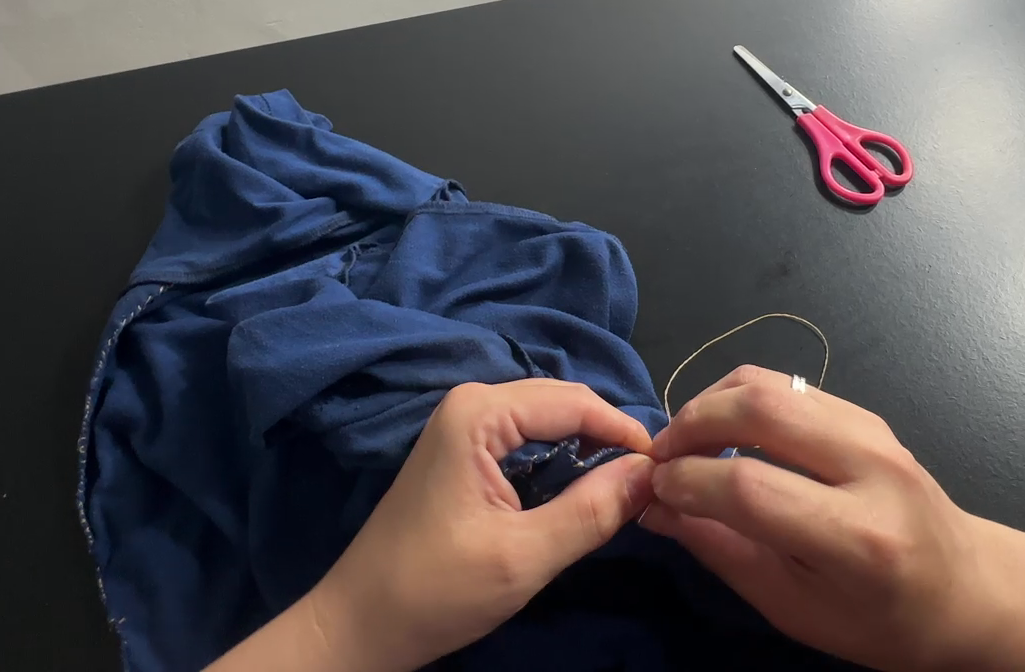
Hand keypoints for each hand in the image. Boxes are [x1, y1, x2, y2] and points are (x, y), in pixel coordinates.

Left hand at [284, 379, 656, 671]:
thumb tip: (650, 473)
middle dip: (607, 434)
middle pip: (561, 402)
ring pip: (548, 418)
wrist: (359, 624)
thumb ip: (591, 510)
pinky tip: (581, 484)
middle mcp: (473, 401)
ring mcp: (466, 421)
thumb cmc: (435, 590)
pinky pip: (528, 436)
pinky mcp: (465, 445)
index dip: (623, 430)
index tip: (665, 468)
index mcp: (480, 411)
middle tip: (650, 479)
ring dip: (587, 445)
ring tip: (626, 483)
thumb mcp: (522, 558)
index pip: (573, 402)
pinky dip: (561, 455)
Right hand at [640, 365, 997, 671]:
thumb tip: (655, 506)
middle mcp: (870, 467)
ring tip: (685, 437)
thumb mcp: (796, 608)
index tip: (654, 487)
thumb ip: (721, 550)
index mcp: (859, 539)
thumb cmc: (880, 620)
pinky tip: (722, 426)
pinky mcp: (862, 410)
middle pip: (759, 411)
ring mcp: (870, 428)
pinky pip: (783, 382)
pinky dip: (736, 396)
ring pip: (767, 384)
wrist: (967, 590)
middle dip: (692, 424)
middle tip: (661, 453)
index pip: (751, 488)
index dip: (688, 481)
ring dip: (709, 402)